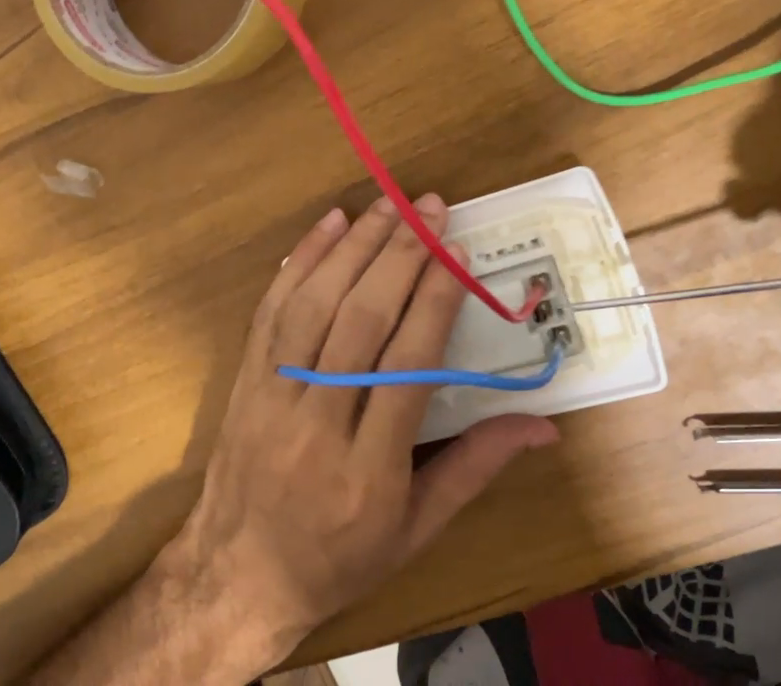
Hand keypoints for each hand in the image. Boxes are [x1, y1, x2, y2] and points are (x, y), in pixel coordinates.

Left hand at [165, 195, 558, 650]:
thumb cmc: (337, 558)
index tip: (456, 252)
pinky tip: (326, 226)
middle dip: (399, 257)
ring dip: (353, 247)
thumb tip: (543, 424)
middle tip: (429, 208)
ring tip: (387, 205)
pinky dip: (298, 262)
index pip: (408, 366)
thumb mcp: (415, 531)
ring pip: (314, 306)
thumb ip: (474, 467)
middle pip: (360, 323)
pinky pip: (271, 311)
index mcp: (369, 469)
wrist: (237, 575)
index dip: (434, 302)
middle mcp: (318, 422)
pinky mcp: (245, 379)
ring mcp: (272, 395)